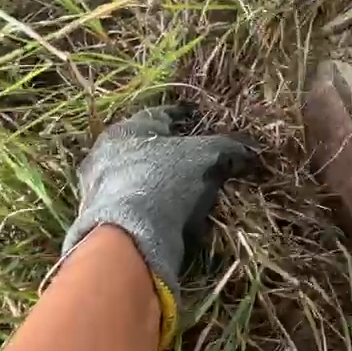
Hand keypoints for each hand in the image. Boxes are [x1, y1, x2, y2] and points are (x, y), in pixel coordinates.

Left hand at [62, 104, 259, 348]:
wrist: (129, 235)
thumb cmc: (165, 180)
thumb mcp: (206, 156)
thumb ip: (229, 146)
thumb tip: (251, 148)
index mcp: (125, 131)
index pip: (161, 115)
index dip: (185, 117)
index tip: (200, 119)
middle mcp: (105, 155)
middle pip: (147, 146)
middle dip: (173, 150)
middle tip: (199, 154)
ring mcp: (99, 190)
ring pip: (141, 176)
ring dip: (166, 179)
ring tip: (193, 186)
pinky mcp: (105, 220)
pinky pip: (139, 203)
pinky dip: (158, 203)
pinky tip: (178, 211)